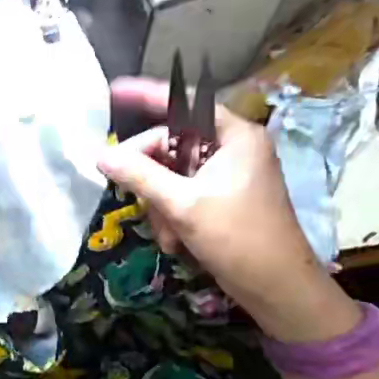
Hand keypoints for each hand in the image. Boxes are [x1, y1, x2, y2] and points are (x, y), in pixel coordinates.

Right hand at [96, 77, 360, 342]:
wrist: (277, 287)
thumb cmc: (238, 238)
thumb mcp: (183, 205)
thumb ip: (140, 177)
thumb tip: (101, 156)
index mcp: (234, 136)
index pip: (184, 103)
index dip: (147, 96)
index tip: (114, 91)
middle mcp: (232, 149)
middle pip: (171, 145)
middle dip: (151, 178)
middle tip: (135, 200)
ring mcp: (227, 176)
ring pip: (172, 175)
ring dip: (161, 206)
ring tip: (168, 235)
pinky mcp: (222, 200)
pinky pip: (183, 195)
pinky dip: (173, 216)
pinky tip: (176, 241)